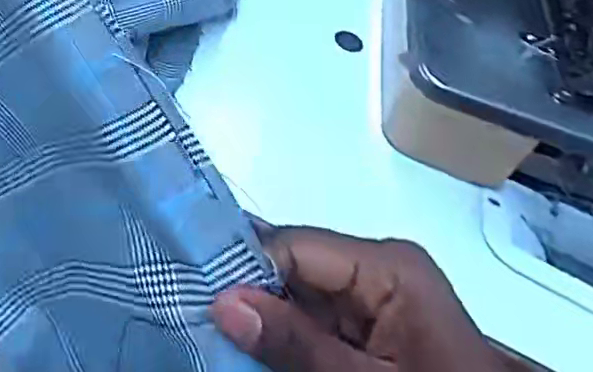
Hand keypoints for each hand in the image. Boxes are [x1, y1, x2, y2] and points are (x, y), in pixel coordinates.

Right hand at [212, 228, 507, 371]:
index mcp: (388, 264)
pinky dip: (285, 334)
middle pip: (290, 267)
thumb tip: (223, 303)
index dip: (246, 272)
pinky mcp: (368, 326)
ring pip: (294, 293)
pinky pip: (311, 318)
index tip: (205, 299)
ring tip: (223, 330)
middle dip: (251, 294)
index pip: (292, 246)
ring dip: (264, 318)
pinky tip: (256, 345)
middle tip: (205, 315)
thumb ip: (300, 345)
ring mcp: (372, 297)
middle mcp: (376, 267)